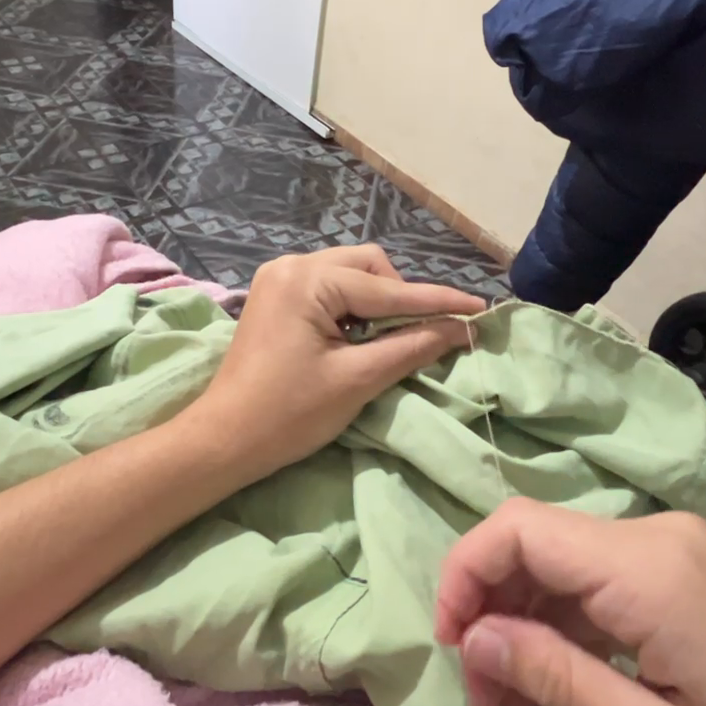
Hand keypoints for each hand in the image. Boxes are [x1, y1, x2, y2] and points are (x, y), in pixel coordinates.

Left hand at [175, 244, 484, 476]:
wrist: (224, 439)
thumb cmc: (289, 414)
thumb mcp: (358, 380)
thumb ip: (413, 346)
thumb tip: (462, 328)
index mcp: (307, 280)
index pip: (388, 289)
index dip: (437, 301)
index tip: (480, 308)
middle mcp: (291, 265)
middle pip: (368, 267)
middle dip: (401, 297)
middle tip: (420, 334)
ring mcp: (279, 278)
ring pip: (350, 275)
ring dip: (377, 302)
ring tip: (389, 339)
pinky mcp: (275, 297)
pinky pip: (328, 289)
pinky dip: (353, 308)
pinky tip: (359, 336)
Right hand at [434, 500, 705, 705]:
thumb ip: (562, 681)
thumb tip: (472, 637)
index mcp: (650, 566)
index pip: (518, 528)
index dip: (465, 575)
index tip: (449, 649)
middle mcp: (656, 538)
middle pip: (536, 555)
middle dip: (496, 628)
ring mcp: (676, 556)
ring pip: (564, 580)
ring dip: (531, 649)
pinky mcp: (690, 581)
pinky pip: (604, 597)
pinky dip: (573, 648)